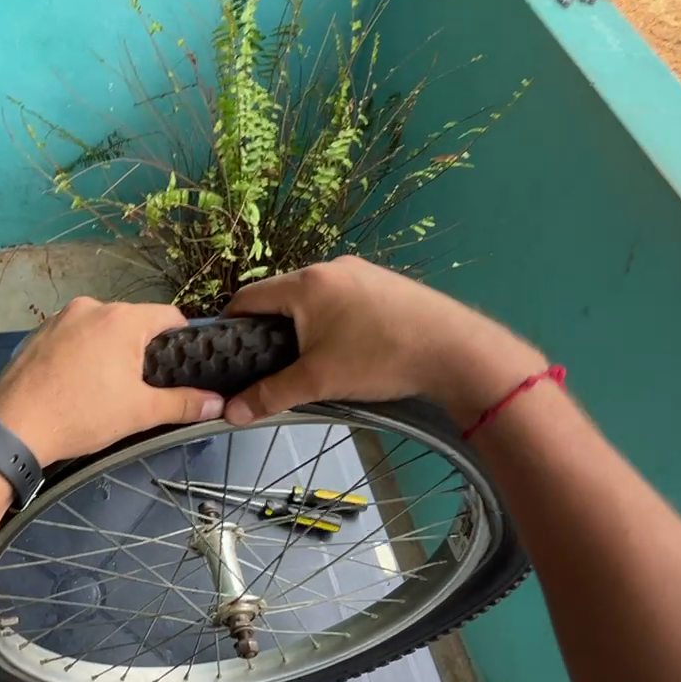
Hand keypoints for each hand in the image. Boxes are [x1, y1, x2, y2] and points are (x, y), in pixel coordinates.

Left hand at [0, 297, 224, 466]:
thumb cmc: (82, 415)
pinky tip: (76, 385)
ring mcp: (60, 318)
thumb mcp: (140, 413)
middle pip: (133, 322)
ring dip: (110, 352)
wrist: (14, 427)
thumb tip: (218, 403)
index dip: (182, 340)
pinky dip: (82, 354)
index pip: (169, 316)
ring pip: (101, 330)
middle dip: (142, 350)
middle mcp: (91, 307)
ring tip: (106, 389)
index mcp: (122, 319)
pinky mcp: (37, 334)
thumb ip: (183, 404)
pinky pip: (73, 337)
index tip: (181, 366)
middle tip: (142, 387)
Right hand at [220, 256, 545, 427]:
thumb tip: (230, 413)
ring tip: (303, 360)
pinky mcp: (382, 283)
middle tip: (263, 363)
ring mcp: (359, 272)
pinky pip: (338, 299)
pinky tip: (340, 348)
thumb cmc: (379, 359)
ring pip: (310, 299)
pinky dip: (327, 321)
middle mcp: (329, 268)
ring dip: (298, 325)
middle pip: (279, 296)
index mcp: (305, 283)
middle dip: (266, 328)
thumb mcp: (317, 381)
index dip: (229, 323)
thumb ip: (270, 395)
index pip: (248, 296)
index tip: (224, 351)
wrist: (456, 351)